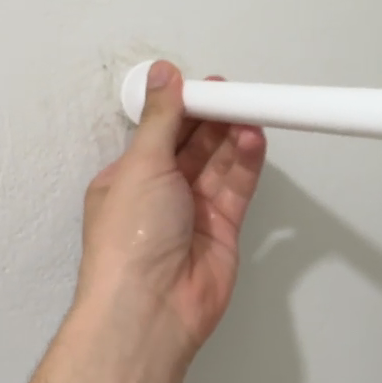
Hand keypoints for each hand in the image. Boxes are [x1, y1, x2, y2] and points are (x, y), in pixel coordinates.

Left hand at [76, 62, 267, 362]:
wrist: (151, 306)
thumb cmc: (128, 242)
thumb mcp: (141, 165)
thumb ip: (162, 118)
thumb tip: (163, 75)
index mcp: (129, 178)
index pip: (162, 131)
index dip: (185, 107)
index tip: (208, 86)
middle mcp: (161, 194)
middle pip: (195, 145)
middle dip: (215, 119)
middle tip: (237, 95)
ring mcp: (193, 212)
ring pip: (220, 165)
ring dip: (233, 138)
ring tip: (250, 113)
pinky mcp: (223, 229)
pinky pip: (238, 187)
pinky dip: (246, 163)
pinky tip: (253, 139)